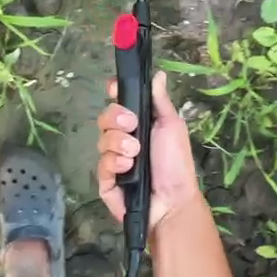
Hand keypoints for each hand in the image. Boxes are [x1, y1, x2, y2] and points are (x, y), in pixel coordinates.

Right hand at [96, 71, 202, 235]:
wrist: (173, 201)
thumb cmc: (176, 162)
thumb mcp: (171, 126)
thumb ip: (160, 101)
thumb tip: (158, 74)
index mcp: (138, 124)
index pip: (118, 102)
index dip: (113, 92)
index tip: (114, 88)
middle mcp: (122, 139)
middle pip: (104, 117)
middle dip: (116, 118)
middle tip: (131, 125)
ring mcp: (113, 160)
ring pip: (101, 140)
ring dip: (119, 143)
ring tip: (135, 153)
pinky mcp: (106, 181)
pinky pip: (101, 165)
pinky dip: (114, 163)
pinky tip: (128, 168)